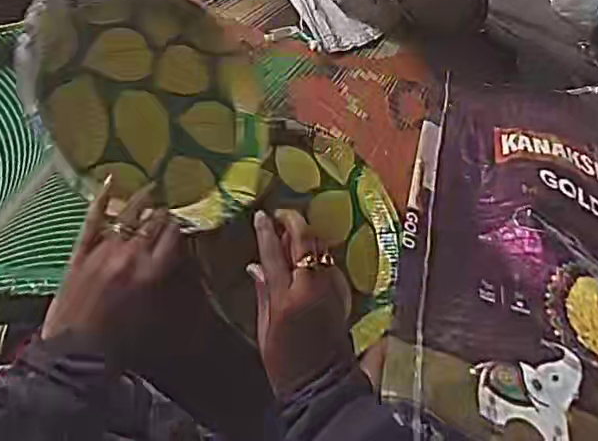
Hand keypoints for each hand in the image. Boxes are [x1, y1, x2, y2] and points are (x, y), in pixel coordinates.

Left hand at [41, 179, 186, 357]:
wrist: (69, 362)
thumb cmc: (117, 346)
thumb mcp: (153, 313)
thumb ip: (165, 279)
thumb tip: (178, 255)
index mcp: (152, 271)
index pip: (175, 233)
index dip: (181, 222)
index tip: (185, 217)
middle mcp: (131, 255)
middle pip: (156, 219)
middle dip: (165, 209)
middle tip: (171, 201)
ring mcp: (104, 251)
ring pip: (130, 213)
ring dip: (144, 198)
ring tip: (153, 187)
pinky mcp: (80, 254)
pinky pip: (93, 219)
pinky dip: (102, 199)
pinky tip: (111, 180)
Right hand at [248, 209, 355, 396]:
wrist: (321, 383)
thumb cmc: (285, 363)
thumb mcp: (264, 330)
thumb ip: (262, 293)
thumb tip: (255, 265)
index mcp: (285, 298)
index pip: (274, 254)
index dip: (266, 231)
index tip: (261, 216)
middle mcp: (310, 286)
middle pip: (303, 240)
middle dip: (292, 221)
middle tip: (280, 215)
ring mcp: (329, 285)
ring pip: (319, 245)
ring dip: (305, 233)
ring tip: (292, 229)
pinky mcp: (342, 289)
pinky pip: (328, 260)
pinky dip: (317, 252)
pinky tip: (307, 252)